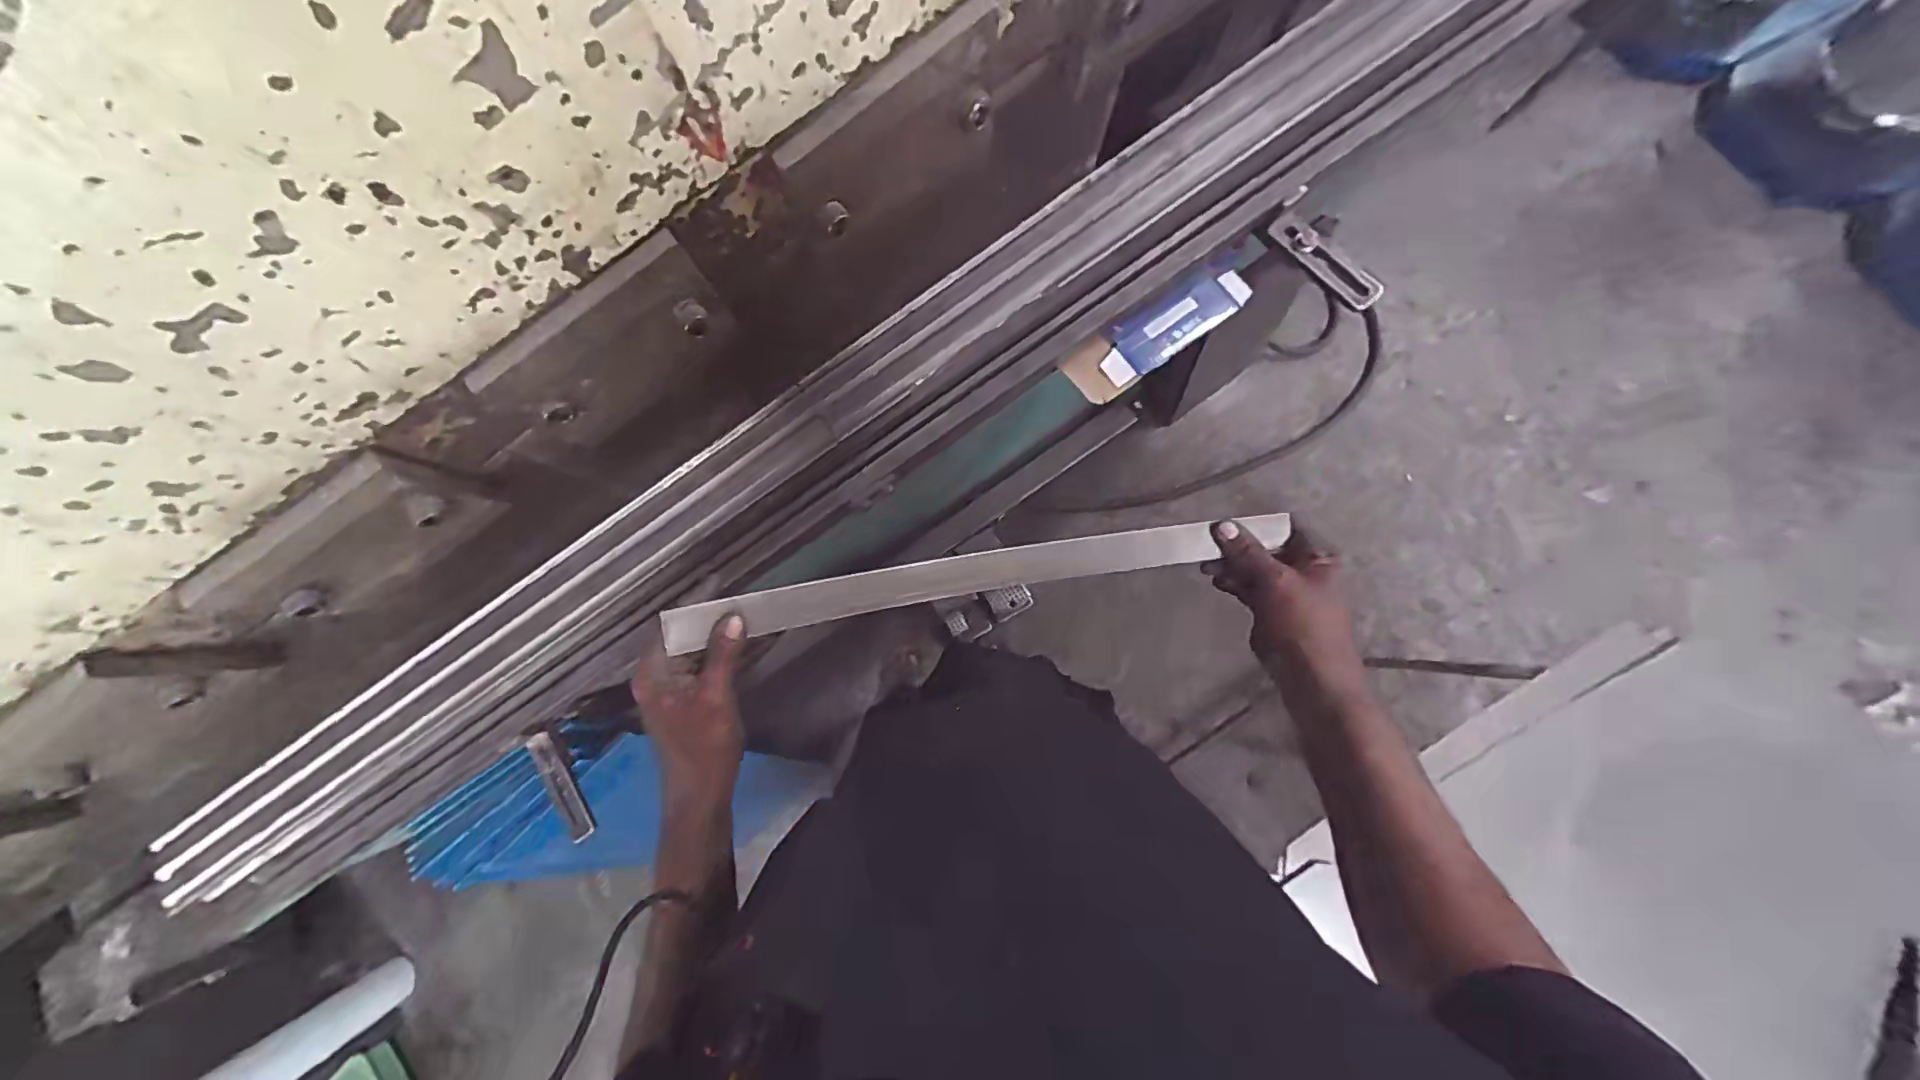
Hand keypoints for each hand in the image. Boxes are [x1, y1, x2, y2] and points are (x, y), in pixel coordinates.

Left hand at [631, 613, 747, 805]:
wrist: (700, 795)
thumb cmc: (705, 748)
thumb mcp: (717, 697)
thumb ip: (723, 655)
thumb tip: (732, 617)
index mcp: (652, 674)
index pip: (671, 625)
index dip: (695, 603)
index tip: (719, 583)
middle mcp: (653, 678)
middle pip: (678, 636)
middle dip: (706, 616)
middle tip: (735, 596)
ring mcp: (666, 690)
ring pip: (689, 650)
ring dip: (713, 635)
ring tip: (740, 614)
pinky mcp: (680, 700)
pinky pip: (696, 665)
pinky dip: (715, 653)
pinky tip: (736, 644)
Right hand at [1208, 519, 1367, 696]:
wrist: (1312, 679)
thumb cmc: (1302, 625)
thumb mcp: (1275, 581)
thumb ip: (1248, 553)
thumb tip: (1223, 525)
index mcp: (1317, 558)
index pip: (1285, 528)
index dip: (1256, 524)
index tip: (1224, 524)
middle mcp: (1304, 572)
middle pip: (1267, 549)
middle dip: (1238, 547)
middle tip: (1208, 547)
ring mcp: (1288, 593)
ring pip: (1255, 570)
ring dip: (1232, 566)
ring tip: (1207, 567)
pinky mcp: (1273, 611)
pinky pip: (1251, 589)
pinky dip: (1235, 583)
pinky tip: (1218, 581)